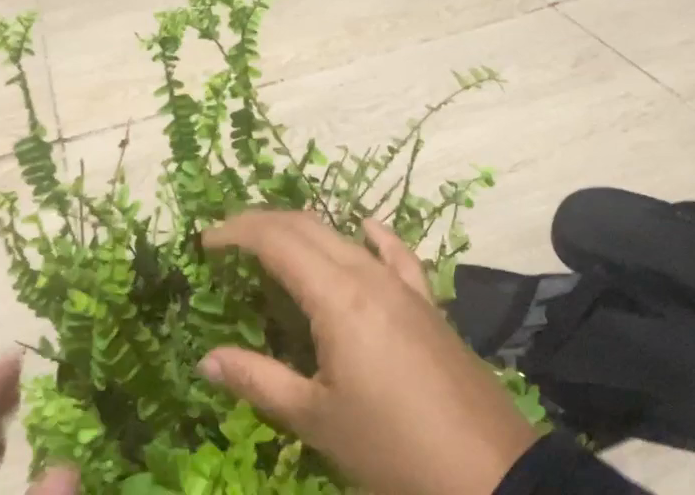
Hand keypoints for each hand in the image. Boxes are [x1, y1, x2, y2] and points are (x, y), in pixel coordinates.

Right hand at [199, 212, 538, 494]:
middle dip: (263, 223)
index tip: (205, 240)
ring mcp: (403, 285)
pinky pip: (394, 253)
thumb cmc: (392, 446)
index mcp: (338, 297)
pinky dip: (369, 236)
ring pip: (344, 236)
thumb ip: (259, 381)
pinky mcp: (427, 302)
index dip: (237, 232)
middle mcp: (369, 276)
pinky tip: (365, 229)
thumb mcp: (318, 419)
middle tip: (227, 238)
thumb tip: (206, 359)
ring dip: (304, 230)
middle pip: (308, 227)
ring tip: (273, 240)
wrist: (489, 470)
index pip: (277, 241)